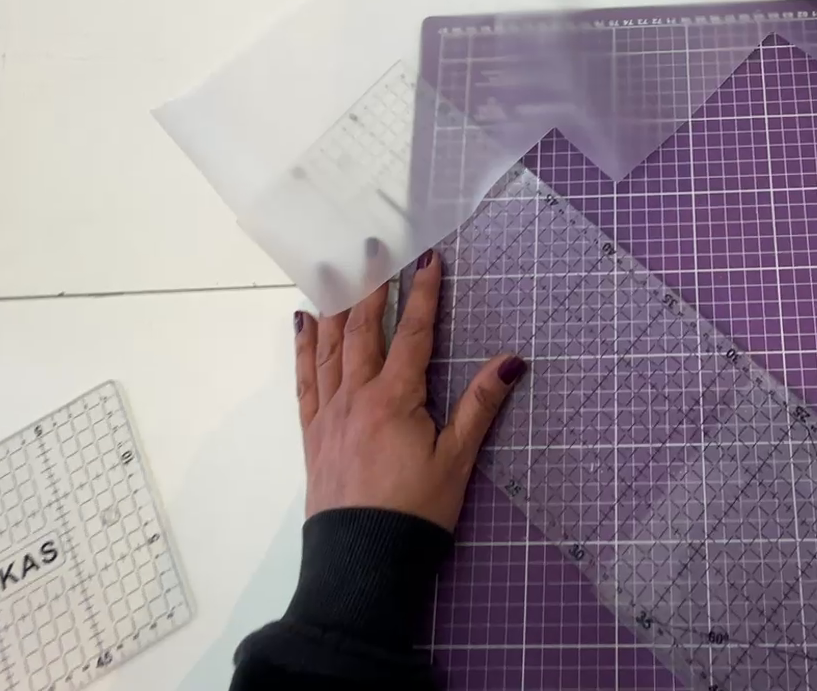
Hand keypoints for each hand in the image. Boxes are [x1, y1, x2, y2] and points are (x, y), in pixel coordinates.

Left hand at [293, 251, 524, 528]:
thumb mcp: (457, 458)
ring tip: (337, 271)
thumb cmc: (416, 510)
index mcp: (394, 398)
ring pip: (329, 348)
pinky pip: (304, 380)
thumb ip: (480, 405)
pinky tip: (303, 324)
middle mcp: (356, 396)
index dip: (422, 294)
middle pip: (363, 330)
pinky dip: (304, 348)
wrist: (361, 565)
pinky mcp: (313, 432)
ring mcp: (329, 413)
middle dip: (372, 287)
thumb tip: (512, 361)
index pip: (412, 333)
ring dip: (336, 306)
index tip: (428, 259)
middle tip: (374, 250)